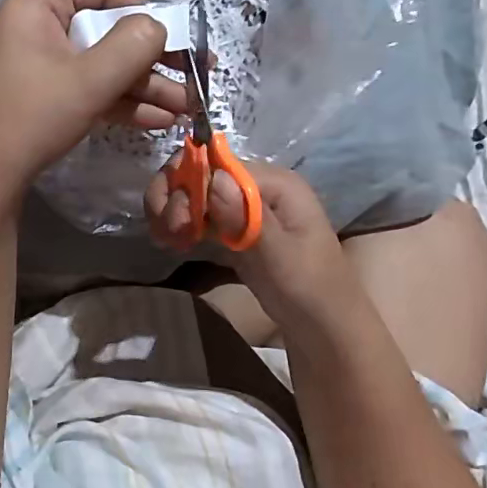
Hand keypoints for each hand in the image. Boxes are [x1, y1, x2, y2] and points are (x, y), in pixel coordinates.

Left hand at [0, 0, 190, 199]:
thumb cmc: (32, 118)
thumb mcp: (88, 80)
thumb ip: (133, 46)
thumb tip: (159, 26)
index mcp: (38, 5)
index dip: (137, 7)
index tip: (160, 42)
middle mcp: (39, 26)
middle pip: (108, 25)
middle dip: (153, 55)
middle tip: (195, 75)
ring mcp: (41, 63)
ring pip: (103, 62)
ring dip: (145, 84)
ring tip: (186, 108)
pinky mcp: (45, 94)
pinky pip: (89, 86)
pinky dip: (121, 100)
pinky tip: (157, 120)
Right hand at [146, 156, 345, 308]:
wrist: (322, 324)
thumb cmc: (309, 288)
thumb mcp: (280, 255)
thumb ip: (247, 217)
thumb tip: (214, 178)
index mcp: (274, 182)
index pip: (216, 164)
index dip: (188, 185)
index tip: (177, 223)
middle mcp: (255, 186)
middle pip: (198, 172)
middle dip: (174, 197)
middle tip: (167, 234)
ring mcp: (242, 206)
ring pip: (192, 192)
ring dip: (170, 210)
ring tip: (164, 239)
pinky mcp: (231, 227)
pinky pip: (196, 214)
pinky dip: (178, 224)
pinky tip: (170, 243)